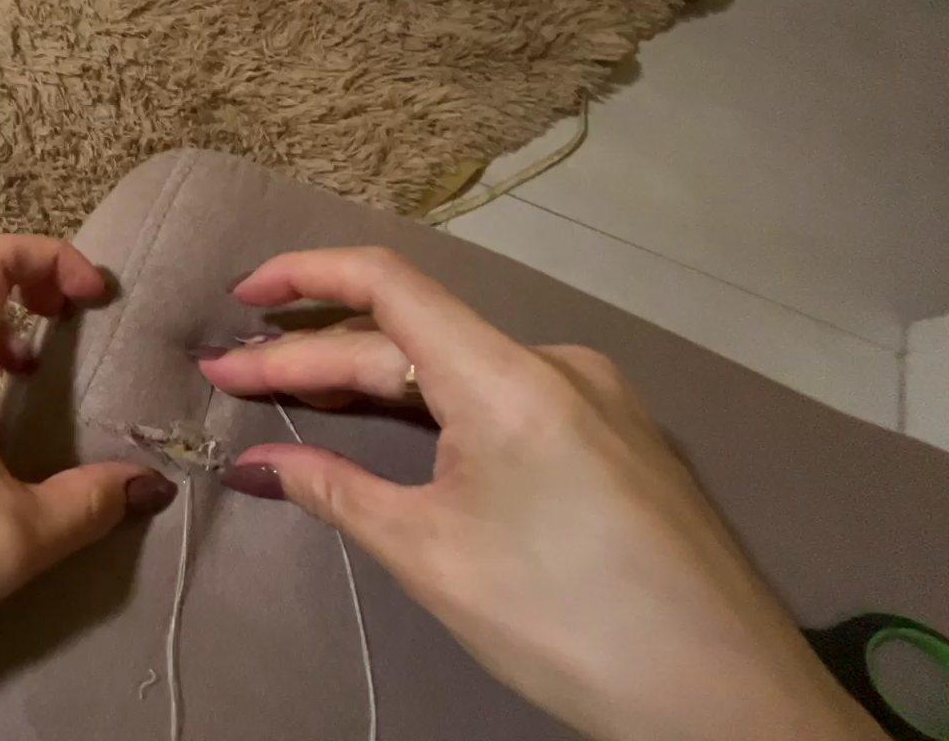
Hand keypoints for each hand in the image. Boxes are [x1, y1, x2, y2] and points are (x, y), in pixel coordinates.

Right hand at [199, 248, 881, 740]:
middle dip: (307, 359)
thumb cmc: (569, 625)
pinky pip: (483, 389)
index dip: (301, 275)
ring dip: (358, 376)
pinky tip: (373, 414)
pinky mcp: (599, 425)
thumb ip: (330, 489)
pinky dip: (415, 399)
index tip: (239, 299)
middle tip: (228, 377)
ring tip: (281, 387)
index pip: (385, 284)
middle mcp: (549, 362)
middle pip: (400, 337)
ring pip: (442, 363)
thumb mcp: (429, 555)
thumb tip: (250, 464)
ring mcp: (583, 391)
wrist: (744, 719)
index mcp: (509, 380)